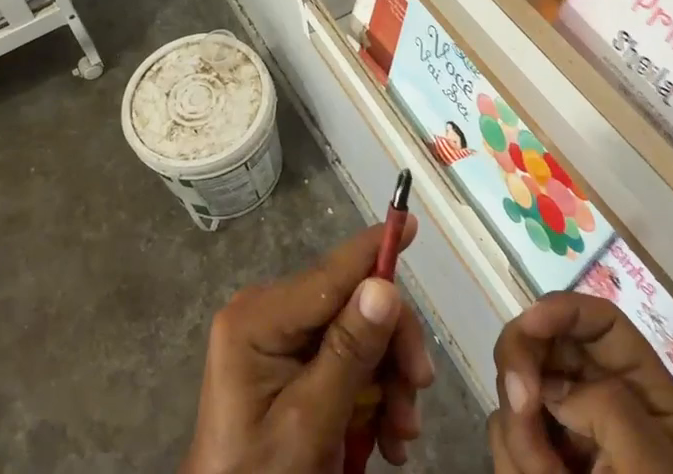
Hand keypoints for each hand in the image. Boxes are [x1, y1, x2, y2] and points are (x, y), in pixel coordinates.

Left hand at [182, 215, 434, 472]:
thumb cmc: (263, 472)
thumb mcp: (310, 420)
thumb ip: (349, 352)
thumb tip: (384, 286)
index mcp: (257, 318)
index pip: (329, 274)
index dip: (373, 251)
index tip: (412, 223)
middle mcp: (265, 314)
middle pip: (352, 307)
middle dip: (392, 352)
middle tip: (416, 403)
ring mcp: (278, 337)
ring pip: (358, 335)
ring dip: (389, 383)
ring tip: (400, 436)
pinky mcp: (290, 362)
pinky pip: (345, 360)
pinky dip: (372, 394)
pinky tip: (385, 436)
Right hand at [488, 293, 672, 473]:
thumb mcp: (656, 468)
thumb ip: (608, 408)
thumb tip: (552, 387)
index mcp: (645, 394)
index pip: (599, 322)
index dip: (562, 309)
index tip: (529, 324)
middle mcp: (601, 402)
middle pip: (542, 343)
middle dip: (523, 369)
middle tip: (522, 404)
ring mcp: (567, 434)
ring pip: (515, 393)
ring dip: (522, 436)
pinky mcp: (540, 463)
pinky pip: (504, 437)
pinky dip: (514, 461)